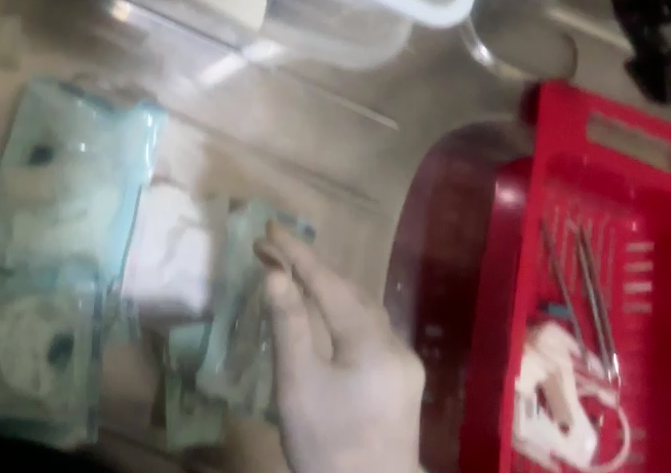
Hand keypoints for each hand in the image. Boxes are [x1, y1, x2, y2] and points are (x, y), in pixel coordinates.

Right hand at [261, 221, 424, 472]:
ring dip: (326, 286)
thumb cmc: (327, 444)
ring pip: (360, 309)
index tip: (268, 227)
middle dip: (309, 266)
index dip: (296, 253)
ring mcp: (402, 366)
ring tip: (291, 270)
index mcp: (372, 344)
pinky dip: (339, 309)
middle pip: (349, 292)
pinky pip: (366, 328)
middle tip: (270, 248)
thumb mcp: (298, 383)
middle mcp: (395, 347)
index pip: (328, 283)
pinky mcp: (400, 383)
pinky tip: (322, 309)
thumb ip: (288, 323)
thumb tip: (275, 273)